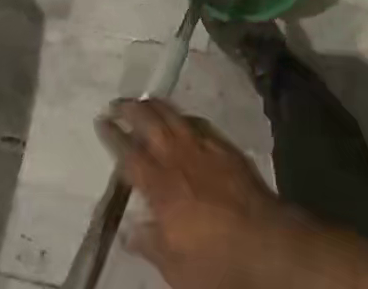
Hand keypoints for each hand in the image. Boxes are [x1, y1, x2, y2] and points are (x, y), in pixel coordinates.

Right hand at [98, 98, 293, 288]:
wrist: (266, 240)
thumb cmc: (216, 260)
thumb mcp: (175, 267)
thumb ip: (150, 244)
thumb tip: (128, 229)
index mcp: (162, 188)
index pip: (130, 155)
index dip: (114, 136)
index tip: (101, 121)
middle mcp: (180, 160)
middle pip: (152, 124)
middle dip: (132, 110)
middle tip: (118, 102)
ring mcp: (206, 149)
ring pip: (176, 117)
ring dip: (157, 106)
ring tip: (144, 100)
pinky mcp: (226, 149)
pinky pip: (200, 124)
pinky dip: (185, 117)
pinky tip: (182, 118)